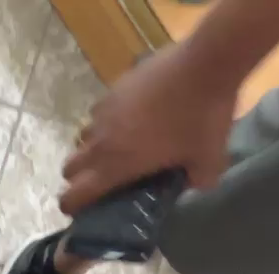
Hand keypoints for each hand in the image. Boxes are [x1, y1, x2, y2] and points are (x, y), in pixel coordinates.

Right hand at [59, 42, 240, 215]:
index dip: (72, 206)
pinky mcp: (111, 92)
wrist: (207, 60)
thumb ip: (201, 177)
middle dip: (79, 175)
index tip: (83, 208)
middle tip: (103, 173)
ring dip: (93, 146)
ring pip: (82, 140)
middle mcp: (98, 145)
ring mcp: (101, 117)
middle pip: (69, 168)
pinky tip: (130, 112)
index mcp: (113, 168)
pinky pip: (98, 113)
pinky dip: (108, 119)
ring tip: (118, 141)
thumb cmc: (203, 114)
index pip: (71, 197)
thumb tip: (197, 185)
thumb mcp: (210, 153)